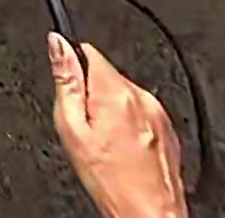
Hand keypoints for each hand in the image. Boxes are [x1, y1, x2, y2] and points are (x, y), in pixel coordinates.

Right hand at [48, 32, 187, 217]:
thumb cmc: (111, 181)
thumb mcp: (71, 128)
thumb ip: (64, 80)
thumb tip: (57, 43)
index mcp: (114, 92)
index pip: (88, 51)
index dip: (73, 67)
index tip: (72, 91)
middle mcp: (141, 97)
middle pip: (105, 74)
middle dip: (92, 92)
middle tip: (88, 125)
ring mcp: (158, 114)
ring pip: (122, 93)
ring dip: (111, 108)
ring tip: (108, 142)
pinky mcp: (168, 129)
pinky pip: (140, 111)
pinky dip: (129, 123)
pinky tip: (124, 149)